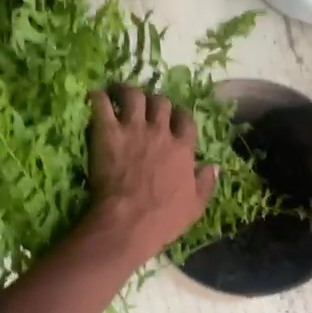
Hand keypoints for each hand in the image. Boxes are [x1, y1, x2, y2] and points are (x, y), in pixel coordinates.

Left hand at [84, 85, 217, 261]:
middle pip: (160, 102)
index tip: (175, 117)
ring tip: (119, 92)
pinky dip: (98, 96)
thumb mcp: (195, 206)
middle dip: (155, 101)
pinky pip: (102, 104)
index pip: (186, 120)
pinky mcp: (107, 133)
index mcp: (183, 149)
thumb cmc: (163, 219)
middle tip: (147, 105)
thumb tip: (215, 165)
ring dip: (127, 91)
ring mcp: (133, 129)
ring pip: (133, 95)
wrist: (129, 222)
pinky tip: (95, 95)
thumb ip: (206, 183)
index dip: (180, 115)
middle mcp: (160, 132)